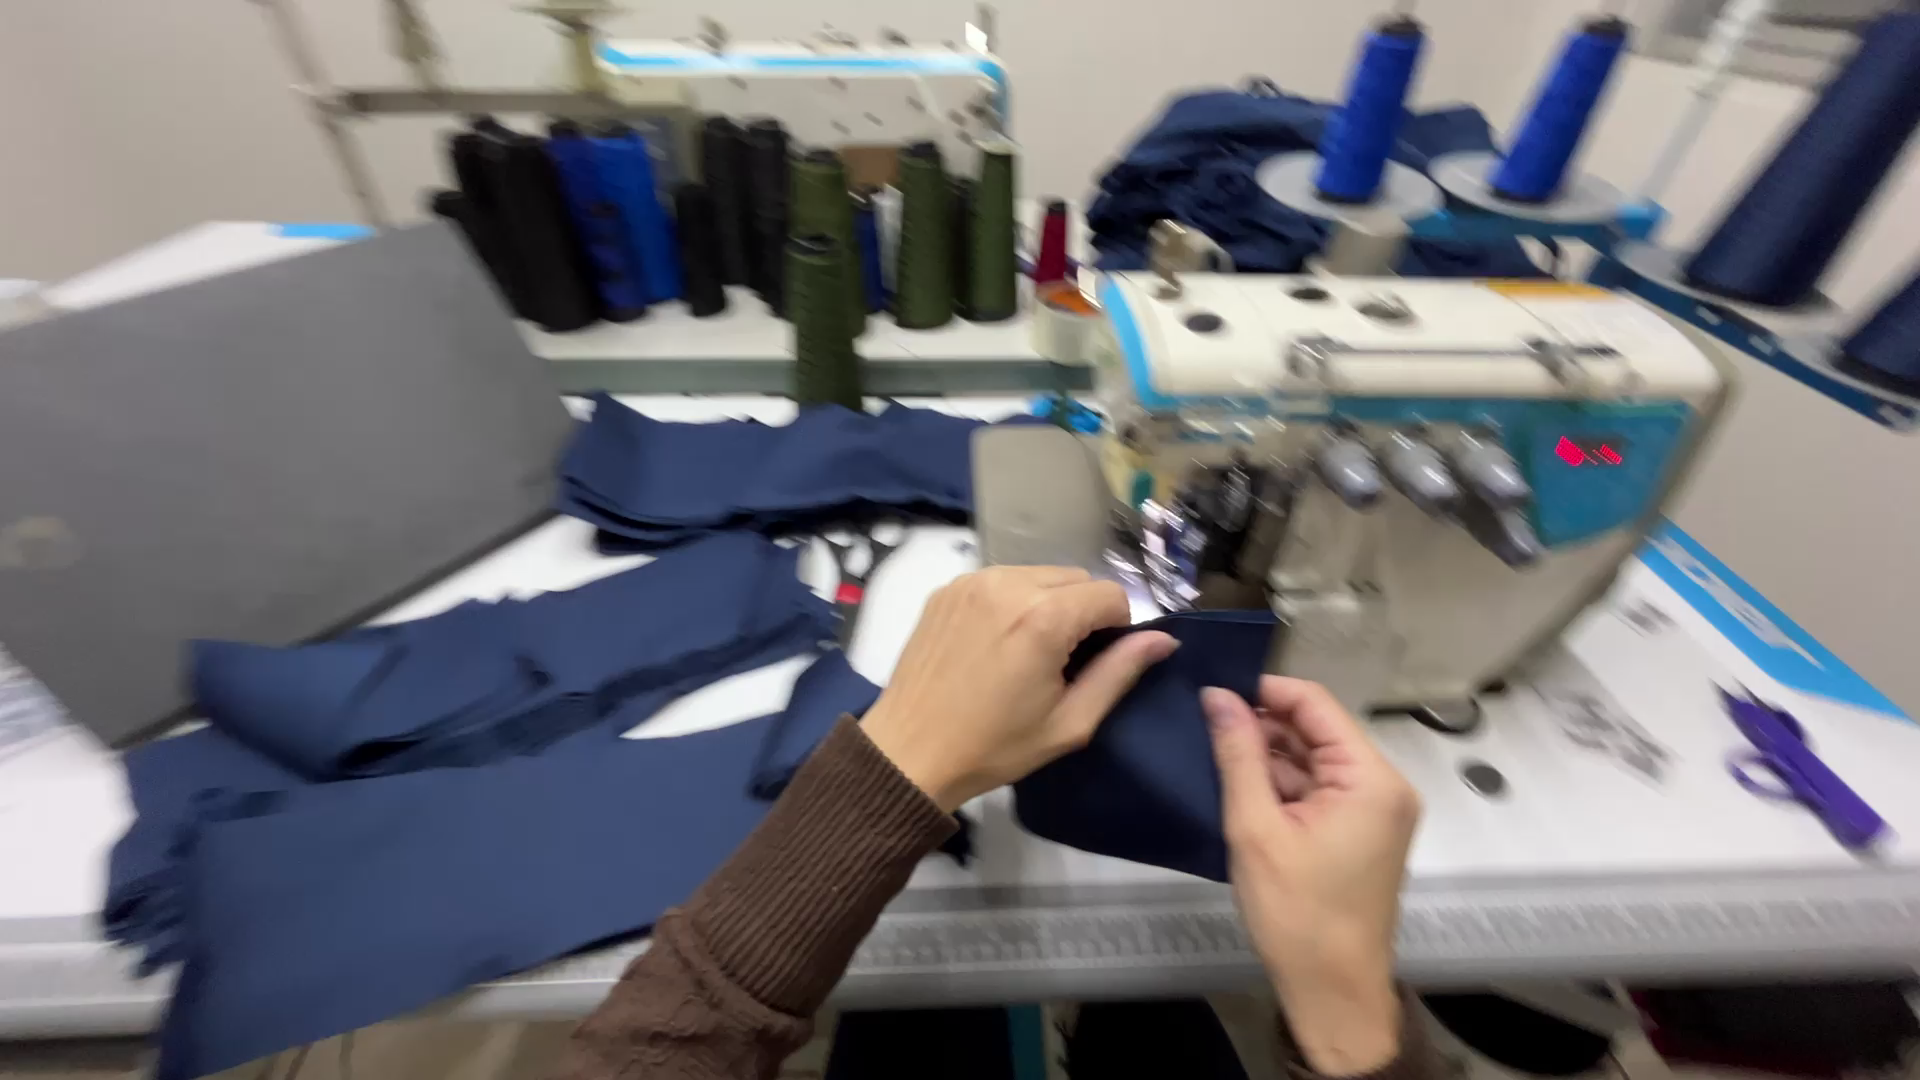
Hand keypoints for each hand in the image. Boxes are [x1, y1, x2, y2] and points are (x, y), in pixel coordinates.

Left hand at [861, 566, 1177, 811]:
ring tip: (1025, 650)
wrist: (909, 751)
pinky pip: (1000, 579)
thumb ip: (1120, 672)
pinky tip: (994, 641)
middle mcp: (1007, 582)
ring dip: (1047, 602)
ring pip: (1038, 574)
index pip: (1110, 594)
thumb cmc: (994, 746)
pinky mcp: (947, 587)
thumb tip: (1164, 638)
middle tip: (1060, 661)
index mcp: (1043, 616)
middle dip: (1081, 612)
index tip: (1091, 663)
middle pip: (1075, 578)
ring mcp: (972, 580)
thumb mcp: (1069, 721)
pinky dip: (1011, 601)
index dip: (1115, 628)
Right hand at [1203, 678, 1420, 1076]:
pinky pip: (1313, 783)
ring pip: (1309, 755)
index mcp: (1369, 778)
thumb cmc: (1295, 911)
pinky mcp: (1356, 827)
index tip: (1213, 692)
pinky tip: (1236, 782)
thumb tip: (1216, 694)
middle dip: (1260, 722)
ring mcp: (1371, 807)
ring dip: (1265, 752)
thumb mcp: (1254, 826)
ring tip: (1212, 750)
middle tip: (1203, 723)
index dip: (1263, 690)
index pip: (1314, 703)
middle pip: (1314, 727)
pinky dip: (1277, 780)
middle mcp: (1381, 784)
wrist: (1331, 992)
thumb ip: (1237, 753)